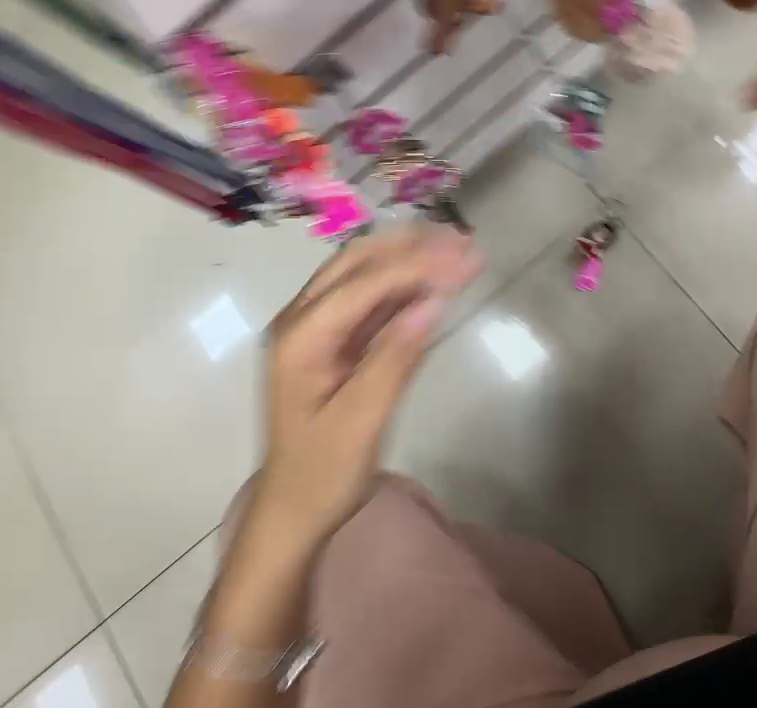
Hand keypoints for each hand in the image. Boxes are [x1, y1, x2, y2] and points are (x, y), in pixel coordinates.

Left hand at [248, 226, 480, 548]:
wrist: (292, 514)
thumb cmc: (324, 473)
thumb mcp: (362, 420)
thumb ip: (395, 357)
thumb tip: (434, 301)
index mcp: (299, 336)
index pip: (363, 282)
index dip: (416, 264)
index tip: (464, 254)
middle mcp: (300, 319)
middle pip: (358, 263)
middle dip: (411, 247)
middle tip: (463, 242)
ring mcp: (313, 329)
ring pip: (362, 275)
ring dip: (408, 260)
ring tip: (458, 251)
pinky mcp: (330, 342)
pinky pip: (367, 301)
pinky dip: (402, 288)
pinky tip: (434, 284)